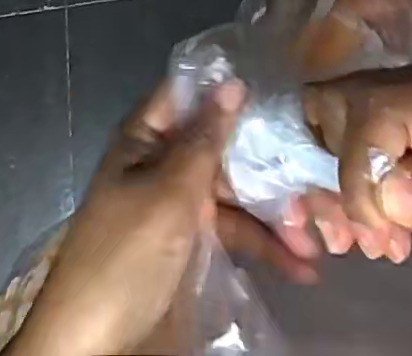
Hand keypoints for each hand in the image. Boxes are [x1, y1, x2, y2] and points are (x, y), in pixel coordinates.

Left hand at [7, 81, 314, 355]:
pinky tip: (302, 267)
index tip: (281, 90)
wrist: (93, 345)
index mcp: (148, 135)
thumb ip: (206, 139)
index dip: (231, 88)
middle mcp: (164, 159)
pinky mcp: (191, 241)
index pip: (192, 94)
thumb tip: (234, 82)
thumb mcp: (170, 191)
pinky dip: (264, 247)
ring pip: (234, 191)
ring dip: (275, 213)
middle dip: (268, 163)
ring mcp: (178, 201)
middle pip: (222, 146)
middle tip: (315, 180)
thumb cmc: (127, 252)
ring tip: (318, 239)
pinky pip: (232, 231)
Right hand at [302, 66, 411, 330]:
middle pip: (342, 103)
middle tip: (364, 232)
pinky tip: (367, 240)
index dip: (360, 161)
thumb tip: (384, 188)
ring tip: (363, 243)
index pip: (379, 106)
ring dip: (329, 183)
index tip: (376, 224)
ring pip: (331, 126)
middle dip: (336, 166)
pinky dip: (338, 196)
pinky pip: (345, 160)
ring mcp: (411, 128)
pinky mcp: (401, 161)